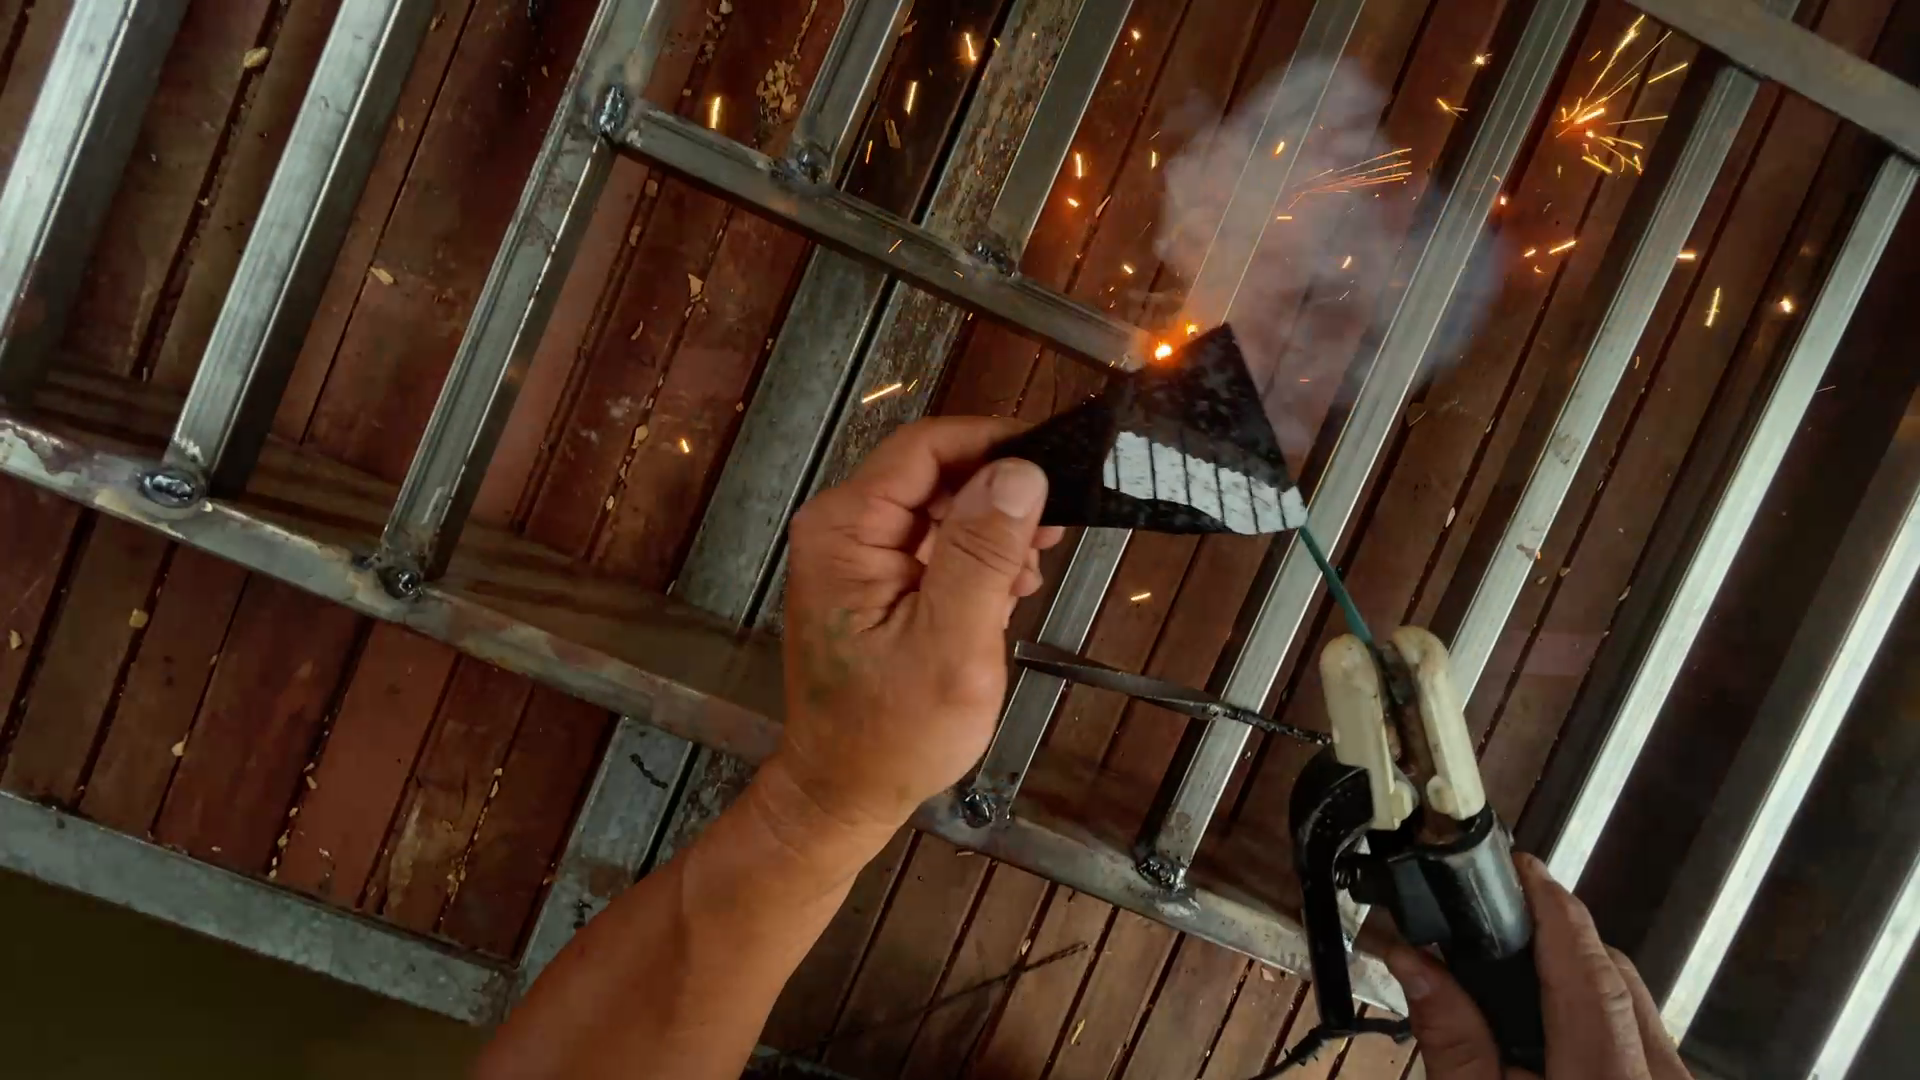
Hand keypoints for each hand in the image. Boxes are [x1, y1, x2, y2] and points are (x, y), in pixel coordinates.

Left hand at [774, 417, 1063, 837]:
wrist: (846, 790)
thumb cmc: (895, 732)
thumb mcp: (951, 643)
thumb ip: (981, 553)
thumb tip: (1021, 471)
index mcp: (845, 529)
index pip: (925, 448)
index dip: (993, 443)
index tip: (1054, 461)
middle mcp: (842, 528)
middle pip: (933, 473)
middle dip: (998, 493)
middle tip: (1052, 530)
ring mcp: (856, 553)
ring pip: (939, 506)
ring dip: (991, 528)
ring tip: (1027, 573)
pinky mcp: (874, 578)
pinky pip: (933, 542)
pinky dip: (975, 556)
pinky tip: (1004, 588)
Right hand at [1387, 854, 1691, 1079]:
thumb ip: (1450, 1034)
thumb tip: (1408, 954)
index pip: (1587, 972)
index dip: (1553, 908)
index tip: (1517, 863)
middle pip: (1615, 977)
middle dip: (1554, 933)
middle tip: (1489, 914)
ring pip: (1634, 1004)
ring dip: (1573, 971)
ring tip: (1508, 967)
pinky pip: (1643, 1035)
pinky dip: (1595, 1009)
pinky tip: (1547, 1024)